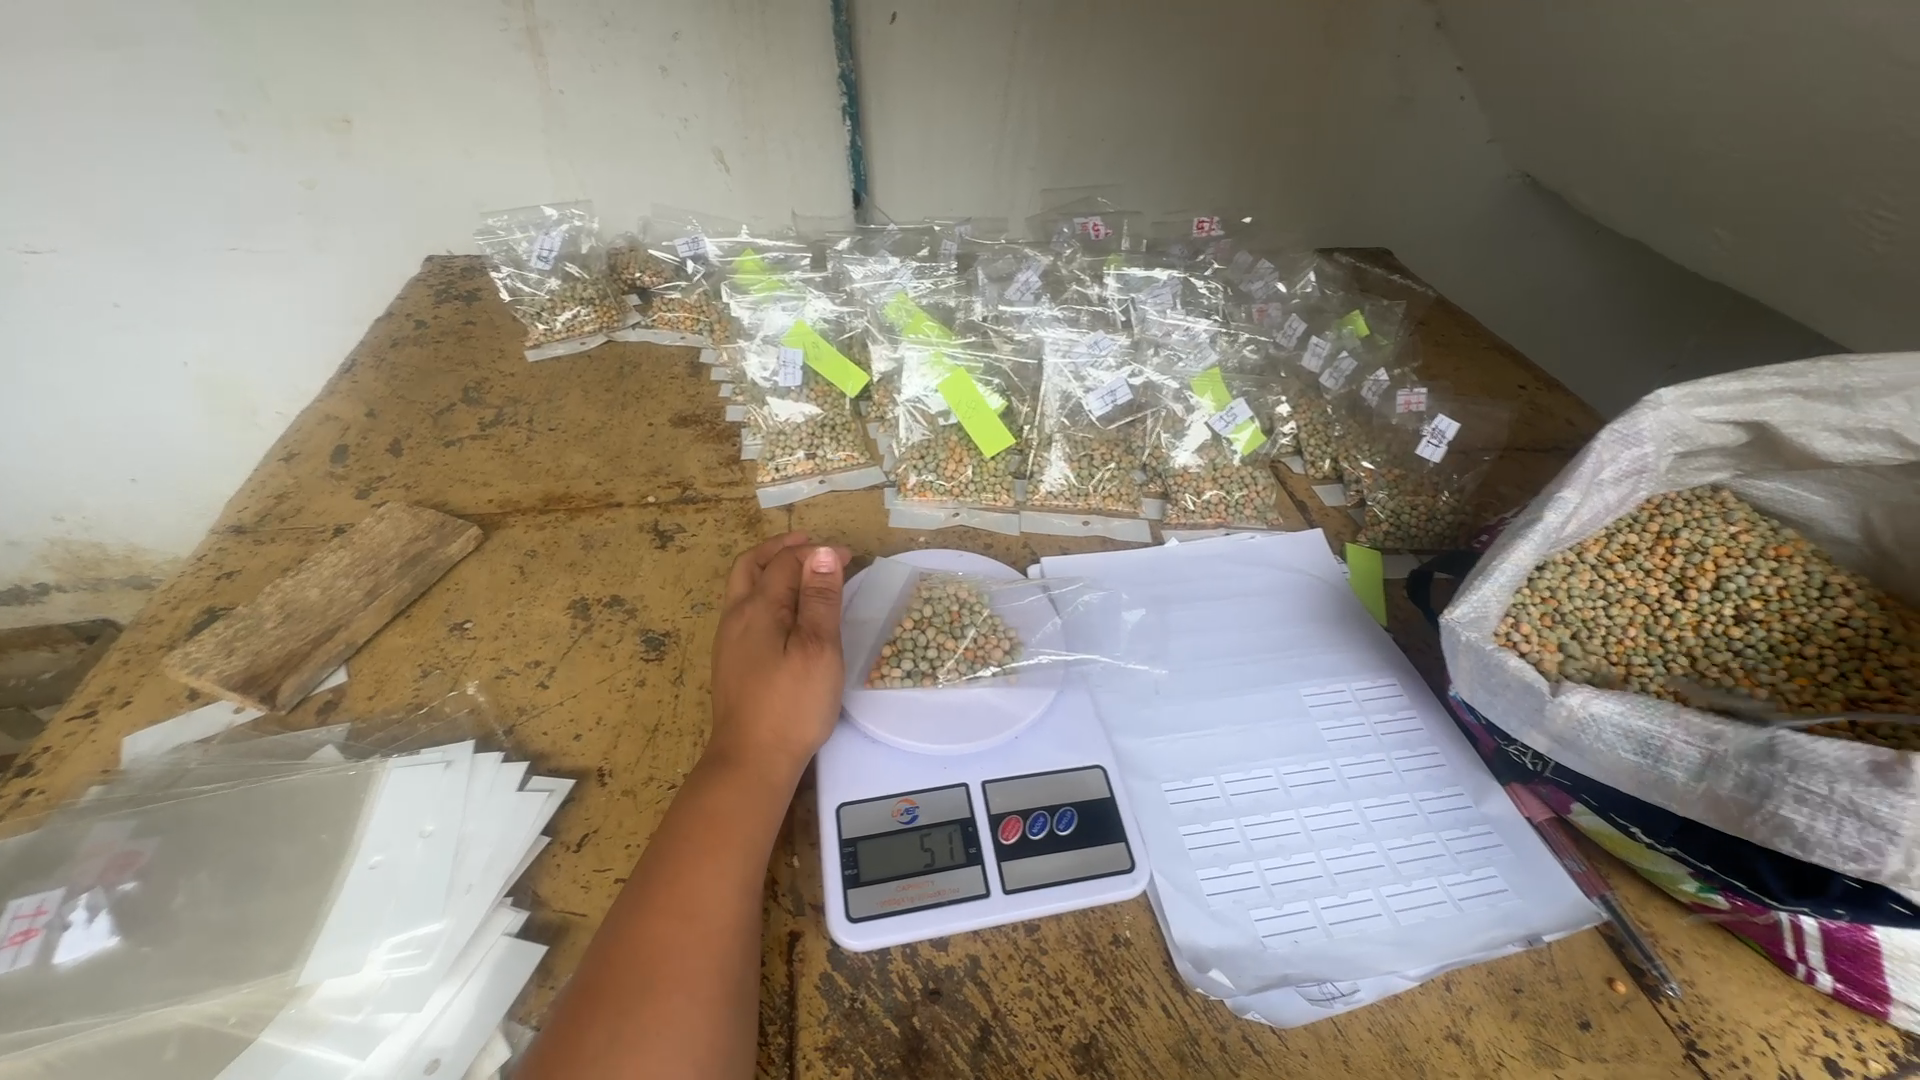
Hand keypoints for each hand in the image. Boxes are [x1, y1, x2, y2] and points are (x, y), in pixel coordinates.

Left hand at [708, 532, 851, 782]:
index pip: (786, 563)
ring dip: (769, 569)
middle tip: (807, 543)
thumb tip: (822, 552)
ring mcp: (729, 640)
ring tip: (797, 570)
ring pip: (743, 588)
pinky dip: (765, 592)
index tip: (849, 556)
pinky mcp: (732, 661)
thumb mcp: (819, 648)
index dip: (816, 553)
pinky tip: (784, 611)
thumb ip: (821, 598)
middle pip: (751, 565)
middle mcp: (737, 616)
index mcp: (758, 608)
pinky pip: (745, 610)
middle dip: (780, 549)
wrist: (752, 759)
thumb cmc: (792, 704)